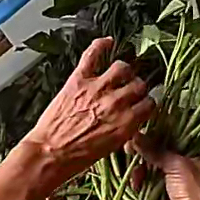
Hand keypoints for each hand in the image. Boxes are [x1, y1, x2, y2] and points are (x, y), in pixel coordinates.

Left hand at [17, 37, 154, 189]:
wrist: (50, 154)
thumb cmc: (78, 158)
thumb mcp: (112, 148)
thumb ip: (126, 129)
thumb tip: (131, 119)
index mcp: (127, 122)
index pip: (149, 104)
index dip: (147, 103)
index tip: (143, 104)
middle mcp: (116, 102)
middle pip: (139, 85)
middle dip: (137, 88)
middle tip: (131, 91)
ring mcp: (97, 88)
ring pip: (123, 67)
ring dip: (124, 71)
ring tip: (121, 75)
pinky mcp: (78, 80)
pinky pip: (93, 55)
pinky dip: (101, 45)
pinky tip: (108, 41)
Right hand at [130, 139, 199, 199]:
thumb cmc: (191, 189)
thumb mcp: (175, 164)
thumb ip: (155, 151)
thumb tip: (135, 136)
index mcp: (187, 157)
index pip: (166, 143)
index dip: (152, 139)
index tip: (136, 134)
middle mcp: (177, 168)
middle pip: (154, 156)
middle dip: (142, 153)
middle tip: (128, 148)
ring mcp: (166, 183)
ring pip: (147, 171)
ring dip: (139, 169)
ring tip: (135, 171)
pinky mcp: (156, 196)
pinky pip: (143, 186)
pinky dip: (138, 183)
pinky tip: (135, 183)